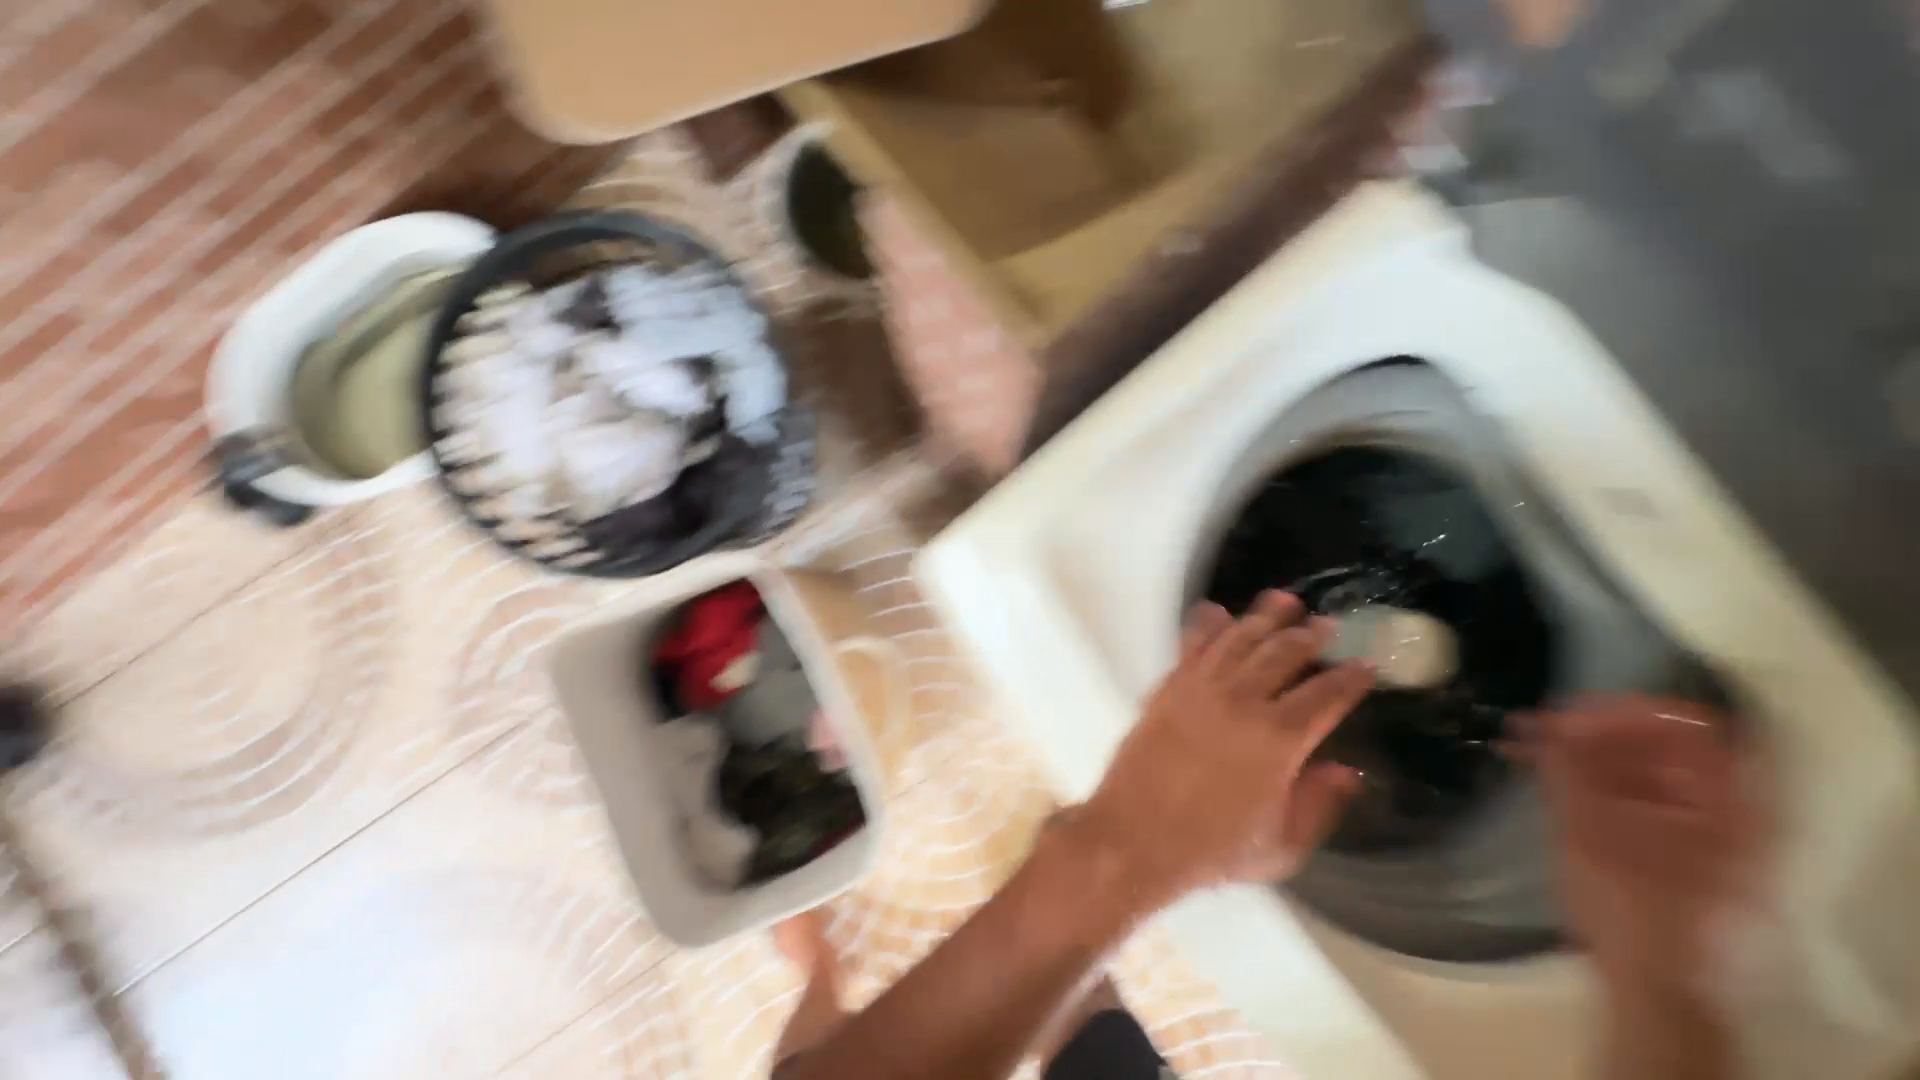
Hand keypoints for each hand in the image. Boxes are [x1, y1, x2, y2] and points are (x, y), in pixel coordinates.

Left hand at [1072, 591, 1372, 908]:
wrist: (1135, 838)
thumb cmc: (1212, 850)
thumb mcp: (1281, 845)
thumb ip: (1318, 804)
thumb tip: (1346, 771)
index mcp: (1280, 739)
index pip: (1327, 695)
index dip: (1351, 677)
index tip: (1367, 664)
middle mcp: (1242, 702)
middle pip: (1284, 653)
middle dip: (1311, 635)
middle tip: (1328, 625)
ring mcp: (1200, 689)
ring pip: (1239, 639)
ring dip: (1264, 616)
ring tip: (1284, 600)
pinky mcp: (1167, 688)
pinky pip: (1191, 646)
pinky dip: (1206, 625)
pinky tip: (1216, 611)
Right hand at [1515, 696, 1767, 989]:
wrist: (1647, 980)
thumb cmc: (1628, 903)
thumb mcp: (1590, 830)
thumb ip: (1570, 768)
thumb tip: (1547, 719)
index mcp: (1722, 800)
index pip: (1681, 724)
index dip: (1621, 710)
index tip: (1562, 711)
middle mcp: (1720, 806)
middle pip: (1658, 743)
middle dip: (1590, 727)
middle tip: (1534, 724)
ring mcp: (1695, 826)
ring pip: (1636, 766)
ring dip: (1581, 749)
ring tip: (1524, 741)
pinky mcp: (1666, 842)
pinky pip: (1628, 791)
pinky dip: (1587, 777)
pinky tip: (1541, 769)